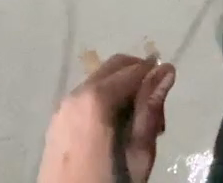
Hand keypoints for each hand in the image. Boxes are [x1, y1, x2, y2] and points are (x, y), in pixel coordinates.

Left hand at [36, 54, 174, 182]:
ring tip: (135, 126)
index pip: (135, 69)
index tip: (165, 104)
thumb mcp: (137, 156)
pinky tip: (112, 130)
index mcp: (96, 99)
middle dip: (139, 78)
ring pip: (101, 79)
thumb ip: (150, 110)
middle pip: (115, 66)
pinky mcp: (56, 120)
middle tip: (153, 113)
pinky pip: (86, 96)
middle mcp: (76, 93)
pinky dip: (104, 100)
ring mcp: (62, 106)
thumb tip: (167, 70)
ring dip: (122, 90)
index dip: (155, 79)